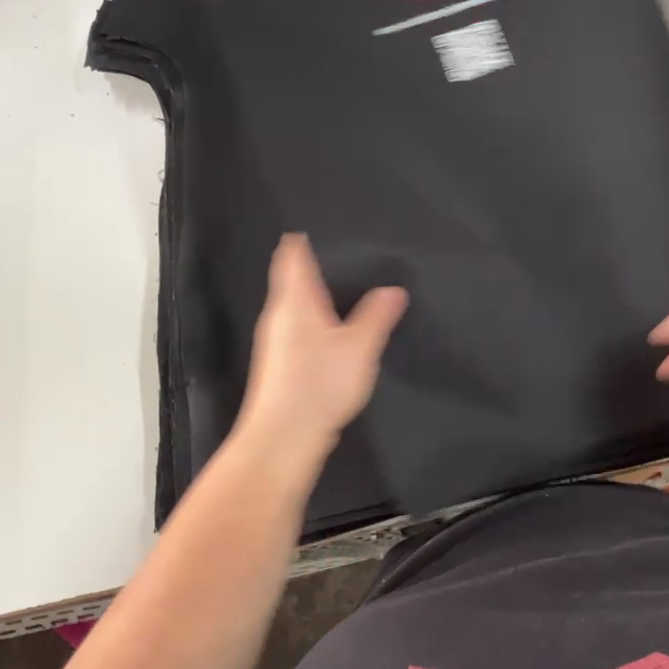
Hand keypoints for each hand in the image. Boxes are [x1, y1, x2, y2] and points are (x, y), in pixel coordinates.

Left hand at [235, 234, 407, 450]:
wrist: (282, 437)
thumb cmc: (318, 384)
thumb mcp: (360, 347)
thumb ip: (378, 316)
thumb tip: (393, 291)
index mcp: (295, 302)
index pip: (291, 259)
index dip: (298, 242)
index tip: (307, 231)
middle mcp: (278, 317)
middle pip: (288, 282)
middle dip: (307, 270)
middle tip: (330, 258)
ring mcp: (275, 344)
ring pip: (292, 310)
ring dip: (310, 301)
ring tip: (335, 293)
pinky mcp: (278, 368)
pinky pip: (295, 334)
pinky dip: (311, 327)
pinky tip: (328, 339)